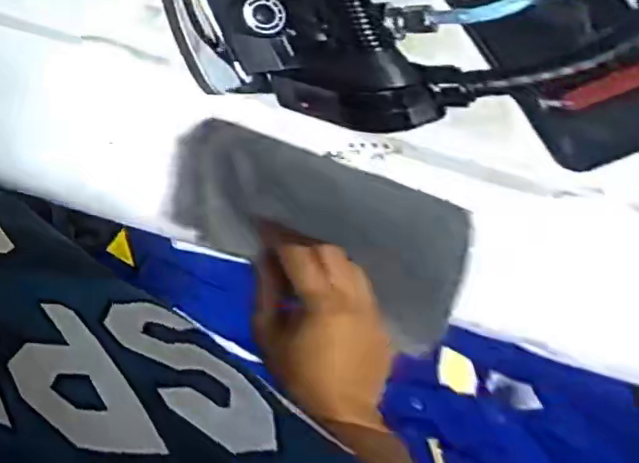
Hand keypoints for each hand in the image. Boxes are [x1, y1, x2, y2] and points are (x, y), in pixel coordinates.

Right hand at [253, 225, 395, 432]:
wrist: (342, 416)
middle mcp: (354, 302)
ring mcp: (373, 313)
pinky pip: (361, 284)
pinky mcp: (380, 323)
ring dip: (324, 254)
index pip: (299, 252)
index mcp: (324, 303)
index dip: (276, 234)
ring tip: (301, 254)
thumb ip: (266, 286)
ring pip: (350, 264)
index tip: (258, 222)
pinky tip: (322, 277)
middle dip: (301, 238)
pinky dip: (340, 272)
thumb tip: (264, 255)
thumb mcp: (266, 327)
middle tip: (277, 235)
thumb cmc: (295, 372)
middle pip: (330, 251)